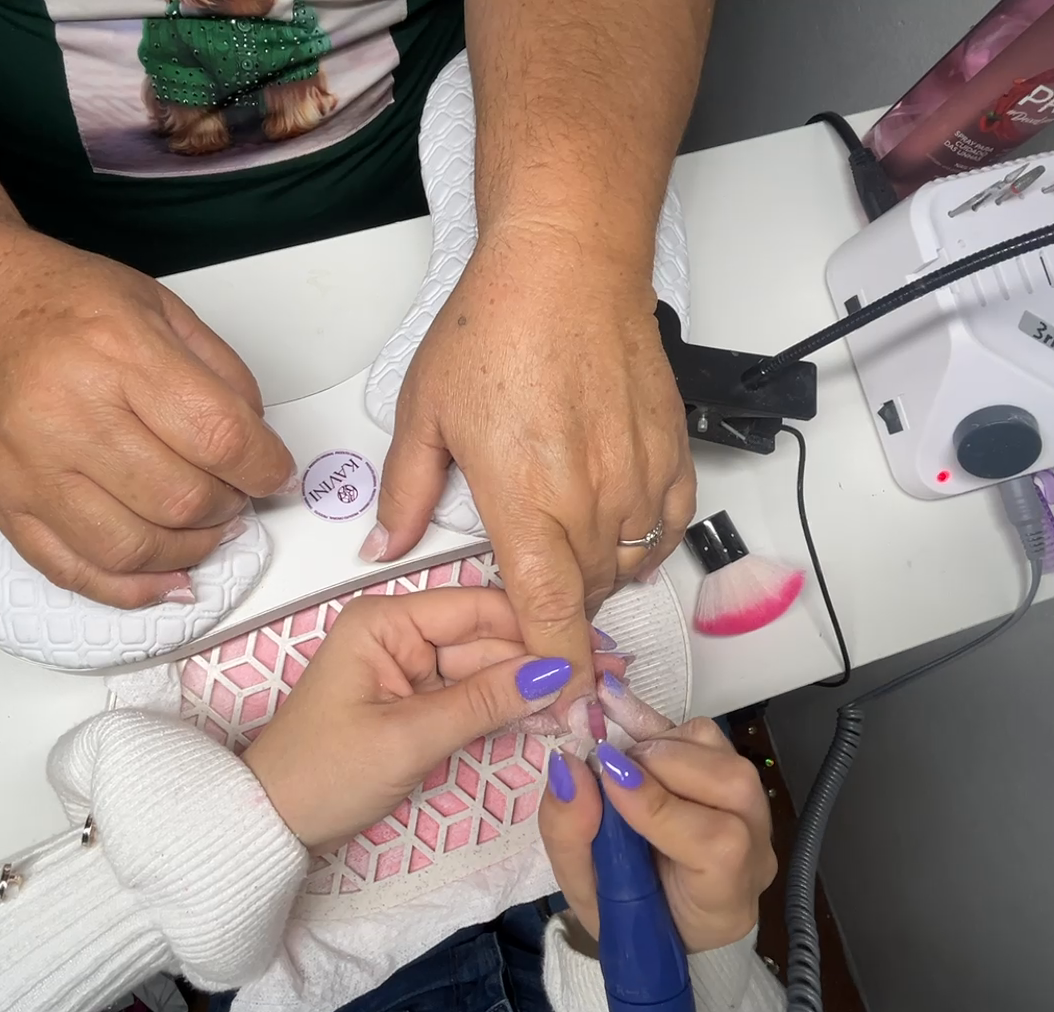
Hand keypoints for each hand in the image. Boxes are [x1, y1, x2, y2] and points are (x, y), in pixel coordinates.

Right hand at [0, 223, 296, 607]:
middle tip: (234, 492)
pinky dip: (134, 589)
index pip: (218, 436)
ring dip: (192, 549)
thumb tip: (262, 451)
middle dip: (230, 506)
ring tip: (206, 526)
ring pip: (134, 548)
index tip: (277, 474)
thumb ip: (224, 377)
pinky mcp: (2, 504)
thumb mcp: (162, 308)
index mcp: (118, 352)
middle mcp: (66, 413)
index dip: (266, 468)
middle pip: (182, 498)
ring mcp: (27, 467)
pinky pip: (75, 571)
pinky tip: (169, 577)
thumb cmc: (62, 302)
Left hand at [243, 588, 575, 851]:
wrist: (273, 824)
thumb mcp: (407, 737)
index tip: (592, 654)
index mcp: (387, 620)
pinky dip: (508, 704)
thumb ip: (483, 702)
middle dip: (542, 663)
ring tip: (594, 698)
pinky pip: (472, 692)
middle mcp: (402, 631)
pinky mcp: (418, 696)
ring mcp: (412, 664)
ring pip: (487, 666)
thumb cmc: (326, 774)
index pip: (477, 609)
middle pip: (488, 638)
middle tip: (607, 684)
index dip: (536, 630)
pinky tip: (553, 709)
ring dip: (533, 685)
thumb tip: (557, 673)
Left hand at [370, 226, 695, 701]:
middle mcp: (589, 500)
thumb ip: (405, 494)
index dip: (558, 669)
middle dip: (555, 613)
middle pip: (581, 598)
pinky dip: (639, 546)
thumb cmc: (493, 330)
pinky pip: (665, 530)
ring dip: (590, 577)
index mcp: (524, 499)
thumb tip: (383, 550)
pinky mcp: (669, 455)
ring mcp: (637, 479)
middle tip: (531, 591)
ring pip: (621, 569)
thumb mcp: (424, 413)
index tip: (564, 704)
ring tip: (561, 545)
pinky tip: (613, 530)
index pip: (547, 612)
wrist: (567, 265)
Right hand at [540, 716, 776, 952]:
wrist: (659, 911)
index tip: (607, 777)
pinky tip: (637, 749)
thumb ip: (569, 831)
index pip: (717, 846)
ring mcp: (753, 815)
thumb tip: (568, 766)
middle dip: (659, 762)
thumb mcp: (578, 886)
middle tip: (607, 766)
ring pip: (725, 758)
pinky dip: (668, 733)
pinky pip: (712, 740)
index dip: (661, 806)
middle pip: (732, 787)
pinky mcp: (736, 780)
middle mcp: (752, 855)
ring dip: (664, 746)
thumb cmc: (623, 909)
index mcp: (721, 901)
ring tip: (623, 763)